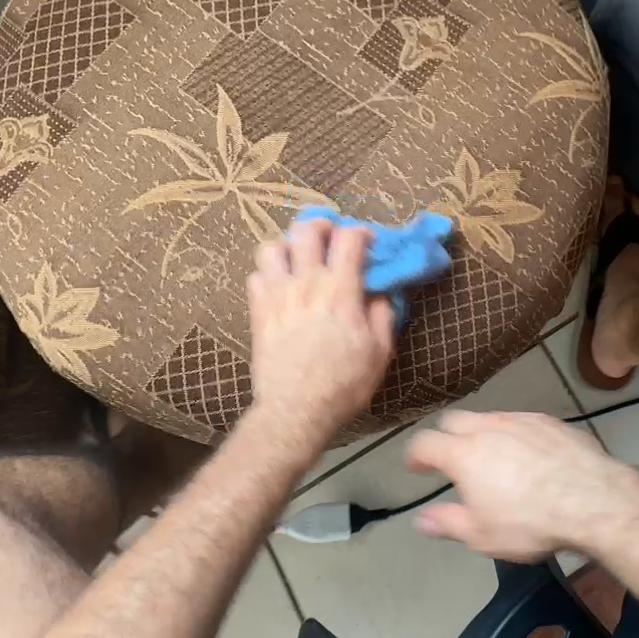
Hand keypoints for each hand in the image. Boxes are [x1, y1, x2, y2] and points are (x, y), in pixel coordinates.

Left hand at [245, 218, 394, 452]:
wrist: (295, 412)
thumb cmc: (343, 384)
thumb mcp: (380, 351)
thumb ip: (383, 314)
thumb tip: (381, 291)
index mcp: (340, 290)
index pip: (348, 239)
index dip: (360, 231)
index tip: (367, 240)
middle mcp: (306, 284)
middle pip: (306, 231)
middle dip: (321, 225)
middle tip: (330, 236)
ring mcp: (277, 296)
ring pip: (273, 247)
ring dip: (288, 246)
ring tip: (299, 258)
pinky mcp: (258, 312)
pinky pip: (256, 276)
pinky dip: (268, 274)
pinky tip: (280, 286)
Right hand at [403, 410, 638, 560]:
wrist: (591, 498)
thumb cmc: (529, 522)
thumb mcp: (482, 535)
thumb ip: (448, 523)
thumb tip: (421, 518)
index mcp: (464, 453)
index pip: (426, 442)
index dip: (415, 453)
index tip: (413, 465)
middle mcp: (488, 427)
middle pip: (455, 420)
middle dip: (446, 436)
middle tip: (448, 458)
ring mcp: (520, 419)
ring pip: (489, 417)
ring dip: (481, 433)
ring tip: (489, 458)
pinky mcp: (549, 420)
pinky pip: (520, 421)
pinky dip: (513, 435)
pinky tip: (526, 455)